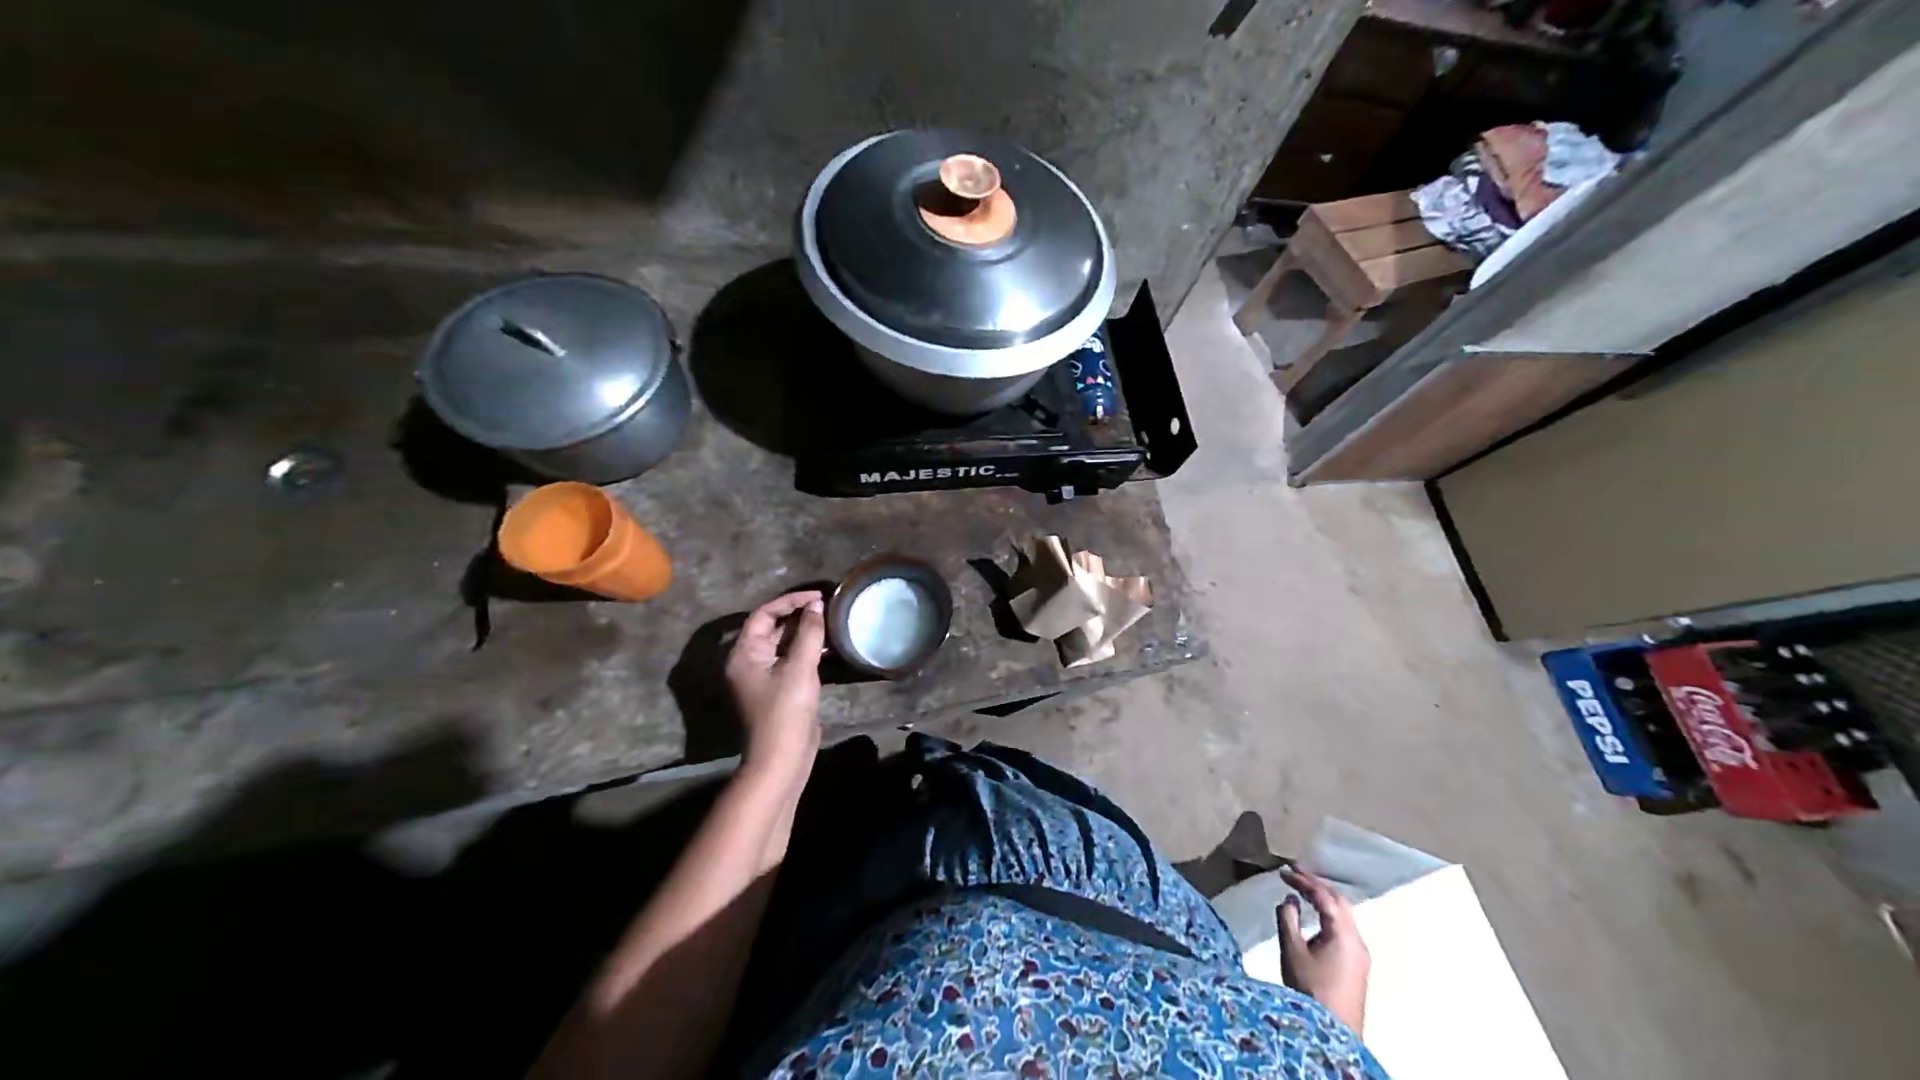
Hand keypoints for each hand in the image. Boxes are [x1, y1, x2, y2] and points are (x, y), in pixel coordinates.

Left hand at [724, 590, 825, 778]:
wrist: (782, 757)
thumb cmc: (785, 710)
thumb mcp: (799, 667)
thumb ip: (809, 633)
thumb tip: (817, 606)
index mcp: (744, 653)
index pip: (764, 614)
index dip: (790, 601)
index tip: (818, 596)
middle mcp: (749, 661)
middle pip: (773, 627)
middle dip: (799, 615)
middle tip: (827, 606)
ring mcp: (764, 676)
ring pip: (784, 644)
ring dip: (806, 632)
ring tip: (831, 621)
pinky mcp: (779, 688)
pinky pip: (792, 659)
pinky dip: (808, 649)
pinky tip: (829, 646)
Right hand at [1277, 867, 1369, 1034]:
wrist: (1335, 1033)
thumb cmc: (1310, 988)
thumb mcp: (1292, 950)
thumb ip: (1288, 919)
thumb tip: (1290, 900)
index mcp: (1343, 933)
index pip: (1324, 896)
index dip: (1303, 880)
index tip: (1283, 871)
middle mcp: (1357, 940)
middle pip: (1340, 902)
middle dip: (1317, 885)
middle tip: (1295, 873)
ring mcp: (1360, 954)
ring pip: (1344, 915)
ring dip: (1325, 899)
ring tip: (1304, 890)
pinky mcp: (1357, 965)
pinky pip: (1345, 928)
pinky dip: (1329, 914)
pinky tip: (1316, 916)